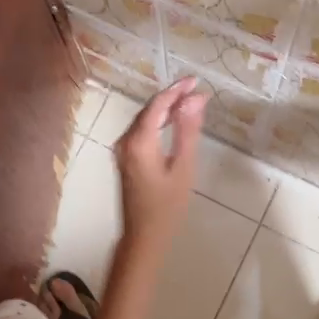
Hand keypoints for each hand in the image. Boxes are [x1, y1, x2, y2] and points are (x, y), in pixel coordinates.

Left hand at [114, 77, 207, 249]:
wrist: (143, 236)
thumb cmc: (167, 207)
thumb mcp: (183, 168)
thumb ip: (188, 131)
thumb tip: (195, 99)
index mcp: (138, 142)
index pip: (157, 105)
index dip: (176, 90)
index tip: (196, 81)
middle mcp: (125, 141)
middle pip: (148, 110)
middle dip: (172, 96)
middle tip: (196, 89)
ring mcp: (122, 150)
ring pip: (144, 119)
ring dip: (165, 108)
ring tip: (189, 100)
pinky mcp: (125, 158)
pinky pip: (141, 131)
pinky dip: (158, 122)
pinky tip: (173, 121)